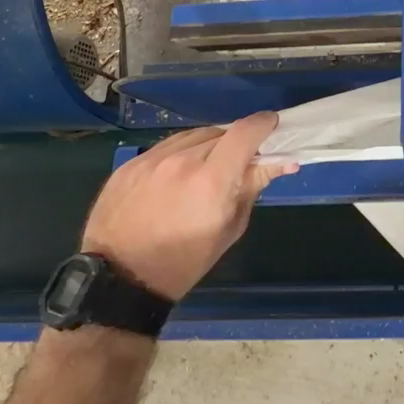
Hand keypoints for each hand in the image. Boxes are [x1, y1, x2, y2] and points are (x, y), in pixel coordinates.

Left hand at [81, 112, 296, 300]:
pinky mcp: (130, 164)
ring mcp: (152, 159)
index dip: (263, 124)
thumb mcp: (230, 228)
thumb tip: (282, 161)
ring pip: (193, 136)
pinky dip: (181, 153)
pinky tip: (179, 174)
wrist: (120, 278)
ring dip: (208, 145)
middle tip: (240, 161)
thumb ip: (253, 187)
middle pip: (221, 133)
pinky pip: (166, 146)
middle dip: (236, 142)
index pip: (245, 132)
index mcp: (212, 180)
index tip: (272, 126)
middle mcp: (181, 160)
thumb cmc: (185, 261)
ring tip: (208, 168)